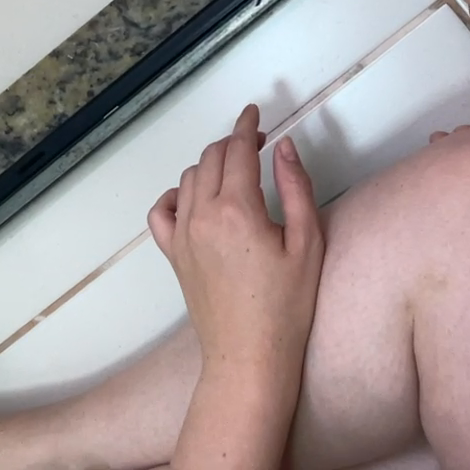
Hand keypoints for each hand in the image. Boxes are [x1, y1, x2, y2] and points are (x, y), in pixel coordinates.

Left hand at [148, 105, 323, 380]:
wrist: (249, 357)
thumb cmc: (287, 305)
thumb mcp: (308, 243)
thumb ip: (296, 187)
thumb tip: (284, 146)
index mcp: (238, 209)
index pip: (237, 150)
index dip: (246, 126)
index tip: (254, 113)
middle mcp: (203, 215)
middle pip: (212, 157)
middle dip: (233, 142)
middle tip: (256, 144)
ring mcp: (182, 235)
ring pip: (189, 178)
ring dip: (211, 164)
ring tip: (235, 170)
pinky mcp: (173, 254)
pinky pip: (161, 211)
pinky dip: (175, 195)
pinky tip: (193, 198)